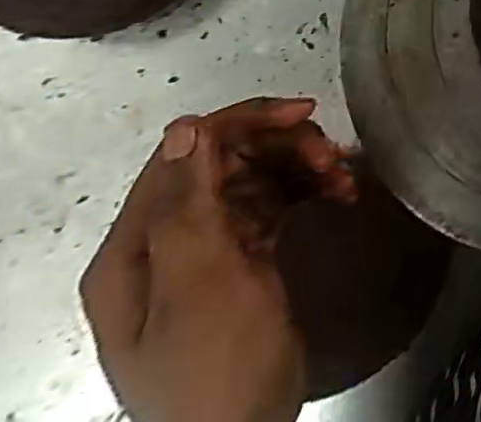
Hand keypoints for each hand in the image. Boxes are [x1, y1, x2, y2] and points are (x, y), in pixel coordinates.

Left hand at [80, 98, 355, 421]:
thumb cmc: (216, 366)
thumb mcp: (201, 287)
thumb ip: (187, 207)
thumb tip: (186, 127)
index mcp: (137, 245)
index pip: (184, 154)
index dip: (243, 123)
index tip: (305, 115)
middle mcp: (166, 239)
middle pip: (224, 162)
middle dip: (282, 148)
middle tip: (332, 157)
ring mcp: (206, 250)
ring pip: (255, 179)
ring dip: (301, 168)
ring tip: (343, 178)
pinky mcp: (243, 259)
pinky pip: (274, 205)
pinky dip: (306, 193)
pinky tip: (340, 196)